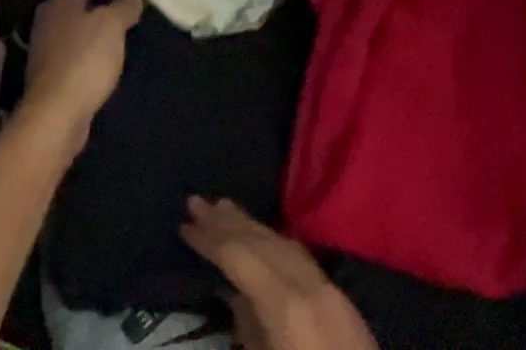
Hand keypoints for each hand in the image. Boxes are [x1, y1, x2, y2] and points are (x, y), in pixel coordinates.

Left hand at [22, 0, 142, 127]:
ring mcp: (44, 51)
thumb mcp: (112, 25)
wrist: (58, 112)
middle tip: (126, 20)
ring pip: (74, 36)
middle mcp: (46, 22)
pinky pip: (72, 61)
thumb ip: (123, 7)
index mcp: (59, 2)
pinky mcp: (49, 78)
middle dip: (98, 14)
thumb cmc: (85, 58)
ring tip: (118, 45)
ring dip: (92, 40)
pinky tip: (102, 69)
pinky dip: (86, 62)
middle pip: (76, 10)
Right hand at [180, 198, 378, 349]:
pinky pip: (300, 257)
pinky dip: (275, 241)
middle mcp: (308, 285)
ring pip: (284, 244)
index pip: (239, 256)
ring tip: (224, 207)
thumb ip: (245, 323)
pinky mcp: (342, 302)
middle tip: (196, 202)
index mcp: (284, 303)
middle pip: (262, 242)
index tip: (183, 225)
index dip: (209, 239)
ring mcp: (329, 291)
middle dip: (227, 221)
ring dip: (251, 226)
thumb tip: (233, 291)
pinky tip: (263, 237)